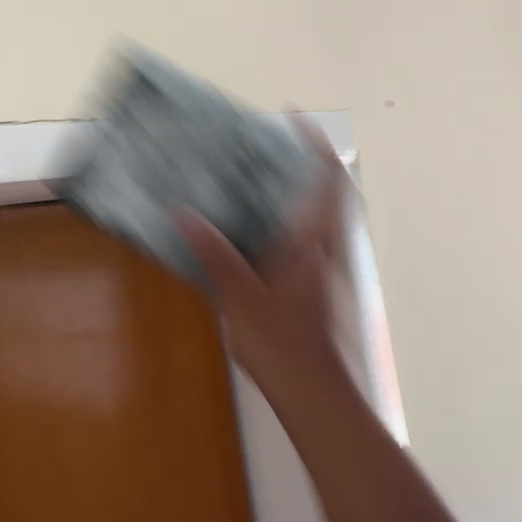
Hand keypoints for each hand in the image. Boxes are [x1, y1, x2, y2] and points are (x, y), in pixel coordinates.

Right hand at [176, 120, 359, 402]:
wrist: (323, 401)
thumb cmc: (285, 348)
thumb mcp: (240, 299)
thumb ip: (214, 256)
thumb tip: (183, 214)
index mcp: (318, 246)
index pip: (329, 183)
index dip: (316, 148)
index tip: (297, 120)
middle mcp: (336, 255)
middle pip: (336, 199)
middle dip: (314, 169)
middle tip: (278, 154)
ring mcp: (339, 278)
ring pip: (330, 225)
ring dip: (308, 201)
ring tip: (267, 191)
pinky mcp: (332, 298)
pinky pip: (319, 248)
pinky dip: (300, 232)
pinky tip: (268, 247)